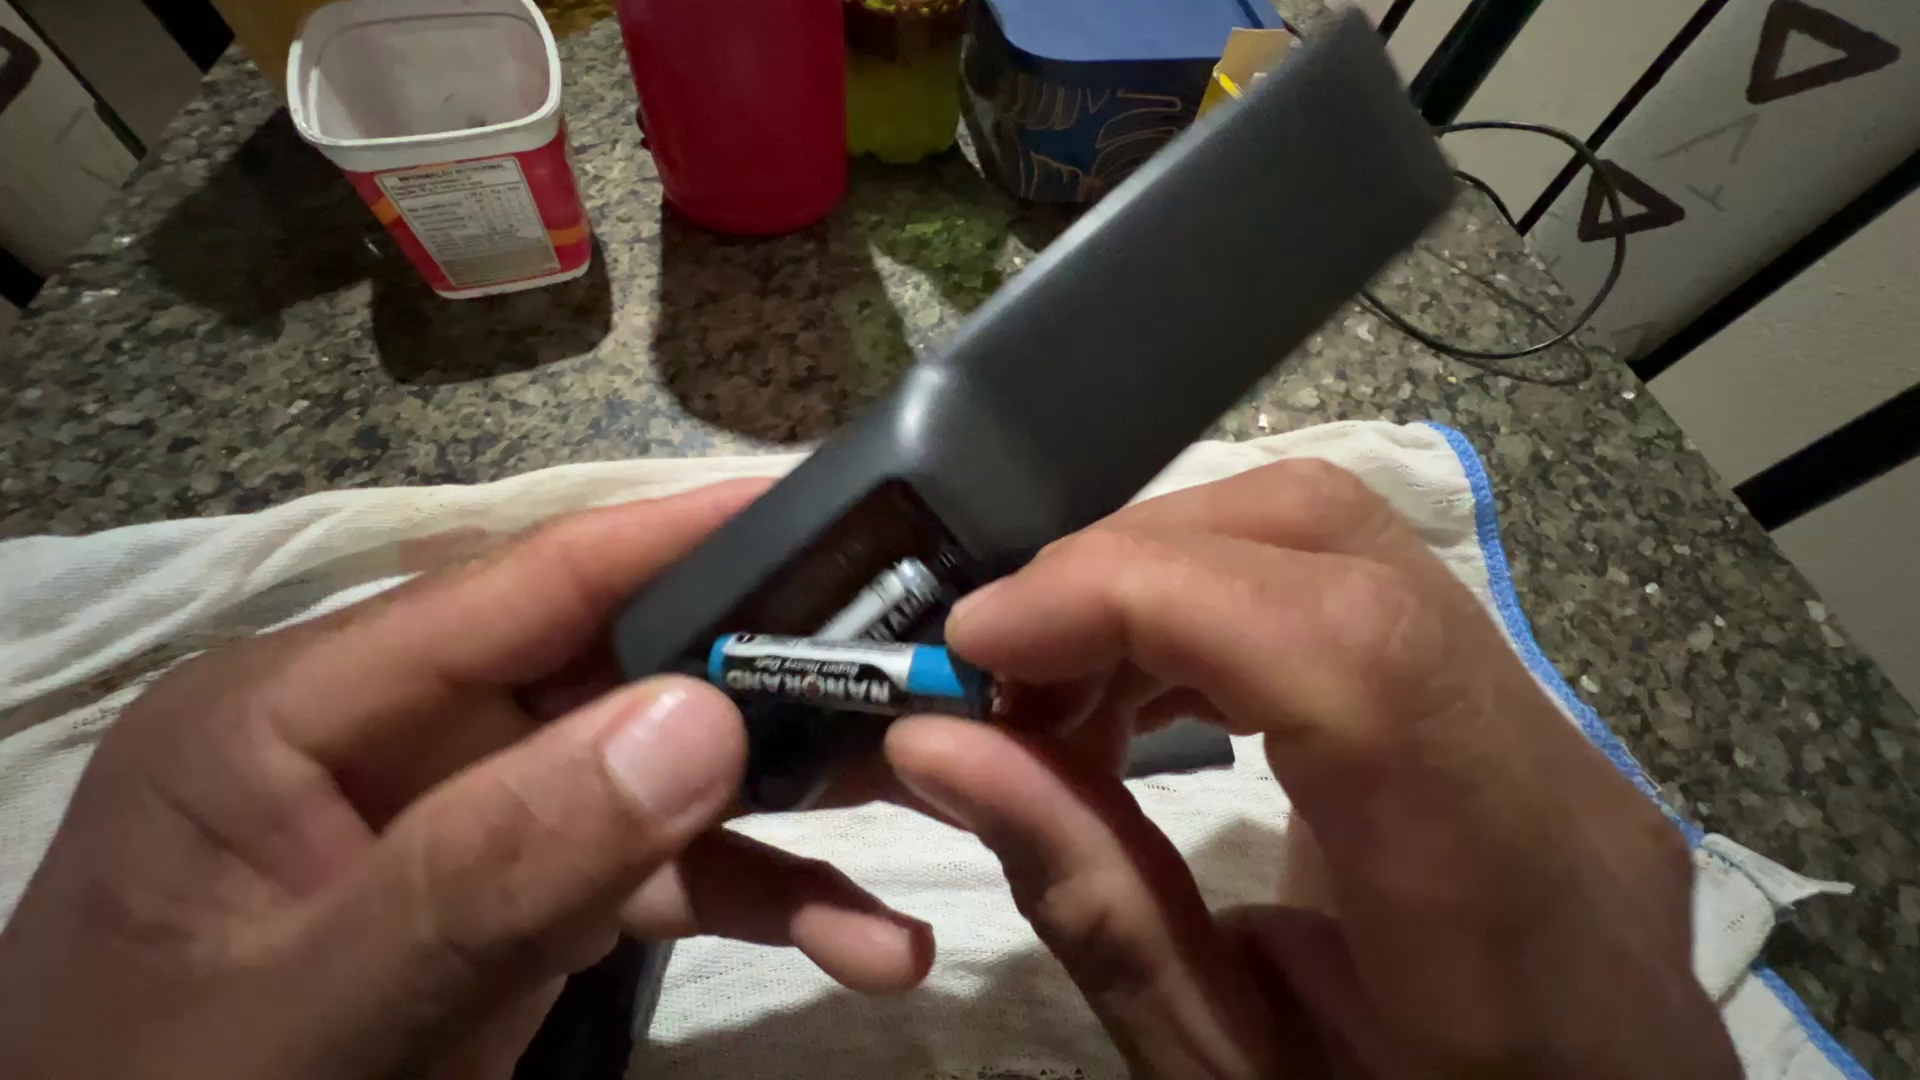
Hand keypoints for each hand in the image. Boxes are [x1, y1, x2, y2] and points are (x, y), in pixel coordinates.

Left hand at [0, 480, 930, 1079]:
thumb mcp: (326, 1014)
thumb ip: (499, 862)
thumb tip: (705, 718)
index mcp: (314, 703)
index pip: (533, 579)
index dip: (679, 532)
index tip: (812, 498)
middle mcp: (423, 728)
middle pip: (634, 665)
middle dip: (778, 671)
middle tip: (913, 656)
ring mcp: (497, 805)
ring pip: (679, 768)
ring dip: (803, 795)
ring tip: (930, 788)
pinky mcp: (548, 881)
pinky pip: (675, 869)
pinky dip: (770, 896)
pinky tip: (869, 942)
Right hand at [886, 460, 1738, 1078]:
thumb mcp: (1224, 1073)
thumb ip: (1088, 900)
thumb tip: (938, 745)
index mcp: (1502, 889)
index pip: (1338, 643)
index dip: (1135, 596)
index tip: (983, 642)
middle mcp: (1538, 755)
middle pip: (1323, 538)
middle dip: (1122, 569)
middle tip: (1009, 664)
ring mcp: (1519, 705)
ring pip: (1316, 537)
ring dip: (1148, 581)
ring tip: (1056, 687)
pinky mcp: (1471, 692)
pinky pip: (1318, 580)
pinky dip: (1190, 605)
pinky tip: (1131, 690)